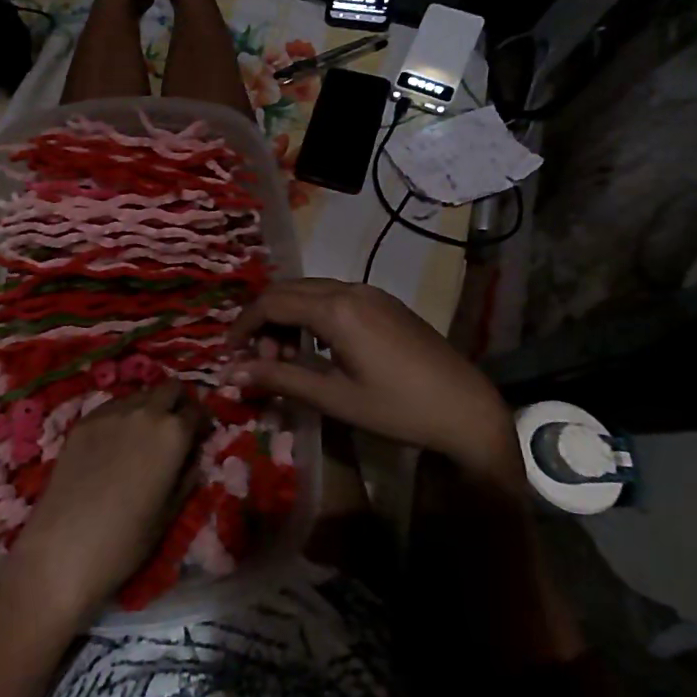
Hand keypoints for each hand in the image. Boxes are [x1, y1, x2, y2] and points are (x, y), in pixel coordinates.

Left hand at [0, 382, 203, 628]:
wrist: (63, 549)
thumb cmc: (126, 540)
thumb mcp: (171, 511)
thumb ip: (187, 474)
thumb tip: (193, 454)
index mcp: (173, 433)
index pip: (198, 410)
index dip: (203, 423)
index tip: (201, 437)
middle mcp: (145, 411)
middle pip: (171, 388)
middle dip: (179, 403)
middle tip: (177, 428)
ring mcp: (110, 413)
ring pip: (140, 394)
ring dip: (150, 406)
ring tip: (145, 435)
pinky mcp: (82, 422)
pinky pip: (112, 406)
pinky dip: (123, 415)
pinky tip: (116, 441)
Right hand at [226, 279, 517, 476]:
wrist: (465, 407)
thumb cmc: (397, 408)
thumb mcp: (333, 397)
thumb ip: (280, 380)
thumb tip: (231, 375)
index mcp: (335, 310)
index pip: (271, 304)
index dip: (244, 326)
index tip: (230, 354)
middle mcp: (350, 289)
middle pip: (287, 290)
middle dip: (264, 322)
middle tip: (260, 362)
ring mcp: (371, 292)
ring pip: (310, 291)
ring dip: (288, 318)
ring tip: (288, 360)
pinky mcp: (384, 302)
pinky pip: (334, 296)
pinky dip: (312, 316)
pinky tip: (319, 349)